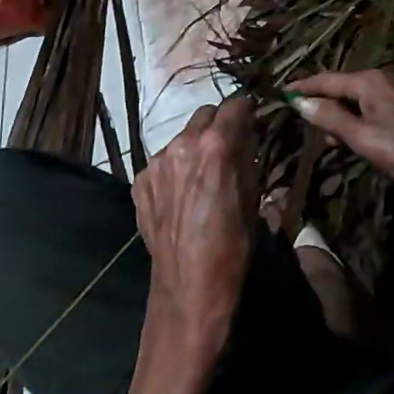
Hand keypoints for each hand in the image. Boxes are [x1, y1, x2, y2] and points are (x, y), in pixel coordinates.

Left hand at [128, 97, 256, 393]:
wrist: (189, 289)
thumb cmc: (233, 246)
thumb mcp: (253, 196)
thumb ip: (248, 156)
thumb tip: (248, 133)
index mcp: (216, 145)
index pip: (235, 104)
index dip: (247, 111)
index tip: (253, 119)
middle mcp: (182, 144)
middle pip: (205, 114)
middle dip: (220, 125)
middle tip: (231, 148)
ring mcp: (156, 162)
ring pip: (182, 136)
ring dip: (196, 146)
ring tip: (204, 177)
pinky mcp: (141, 180)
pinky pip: (164, 161)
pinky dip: (176, 168)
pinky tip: (183, 196)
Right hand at [288, 70, 393, 207]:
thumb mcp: (362, 138)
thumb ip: (330, 119)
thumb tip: (301, 102)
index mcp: (368, 81)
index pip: (326, 79)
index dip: (302, 87)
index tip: (281, 93)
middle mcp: (381, 79)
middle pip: (340, 87)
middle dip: (321, 104)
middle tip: (302, 123)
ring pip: (355, 98)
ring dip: (339, 115)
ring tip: (326, 139)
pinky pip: (370, 106)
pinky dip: (355, 119)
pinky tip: (350, 139)